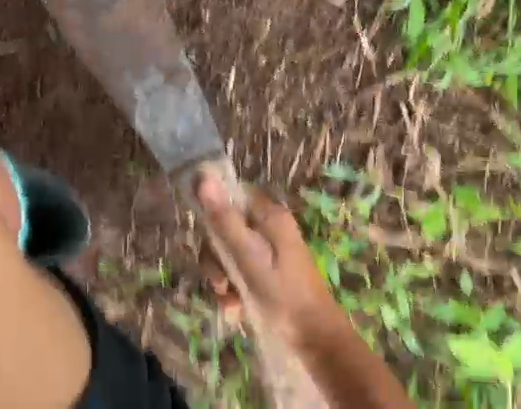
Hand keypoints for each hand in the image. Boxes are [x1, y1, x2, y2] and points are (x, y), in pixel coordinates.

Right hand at [195, 172, 348, 352]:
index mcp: (270, 216)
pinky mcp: (267, 272)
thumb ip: (225, 220)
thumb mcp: (249, 259)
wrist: (319, 344)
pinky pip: (238, 269)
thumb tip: (202, 176)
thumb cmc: (285, 297)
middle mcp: (269, 227)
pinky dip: (232, 286)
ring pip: (228, 249)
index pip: (230, 194)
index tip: (201, 232)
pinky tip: (233, 307)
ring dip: (221, 274)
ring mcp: (269, 251)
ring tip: (226, 298)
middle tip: (217, 279)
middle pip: (225, 225)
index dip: (211, 208)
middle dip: (215, 254)